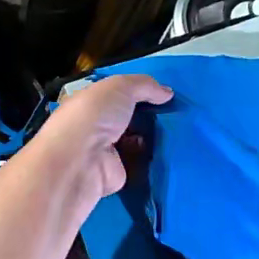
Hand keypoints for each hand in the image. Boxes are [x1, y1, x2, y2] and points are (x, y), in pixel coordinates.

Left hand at [33, 75, 172, 201]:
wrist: (81, 161)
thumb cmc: (93, 116)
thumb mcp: (119, 87)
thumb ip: (144, 85)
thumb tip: (167, 92)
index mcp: (89, 102)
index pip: (115, 94)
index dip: (137, 91)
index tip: (161, 92)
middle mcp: (96, 126)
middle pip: (128, 117)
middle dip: (149, 114)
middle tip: (173, 111)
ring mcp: (106, 151)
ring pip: (136, 140)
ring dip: (153, 136)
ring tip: (177, 130)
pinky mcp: (117, 172)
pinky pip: (140, 163)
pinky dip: (153, 159)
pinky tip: (170, 151)